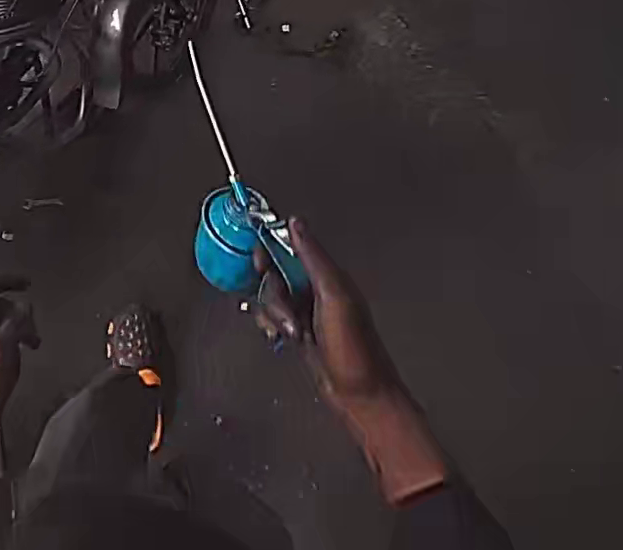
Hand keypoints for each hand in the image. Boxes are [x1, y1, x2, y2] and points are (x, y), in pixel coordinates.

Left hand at [0, 275, 39, 471]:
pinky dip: (9, 353)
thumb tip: (25, 307)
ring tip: (30, 353)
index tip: (29, 284)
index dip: (7, 281)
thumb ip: (15, 323)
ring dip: (16, 336)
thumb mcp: (1, 354)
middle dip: (17, 316)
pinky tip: (16, 371)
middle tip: (35, 336)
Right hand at [254, 219, 448, 505]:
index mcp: (326, 273)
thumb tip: (296, 223)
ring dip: (274, 312)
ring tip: (293, 330)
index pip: (290, 243)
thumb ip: (313, 257)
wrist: (362, 398)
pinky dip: (271, 324)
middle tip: (284, 308)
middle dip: (272, 290)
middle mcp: (315, 286)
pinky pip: (271, 314)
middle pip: (274, 270)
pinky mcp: (297, 327)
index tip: (260, 262)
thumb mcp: (334, 296)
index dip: (269, 248)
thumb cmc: (355, 350)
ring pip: (270, 294)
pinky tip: (284, 336)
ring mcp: (305, 308)